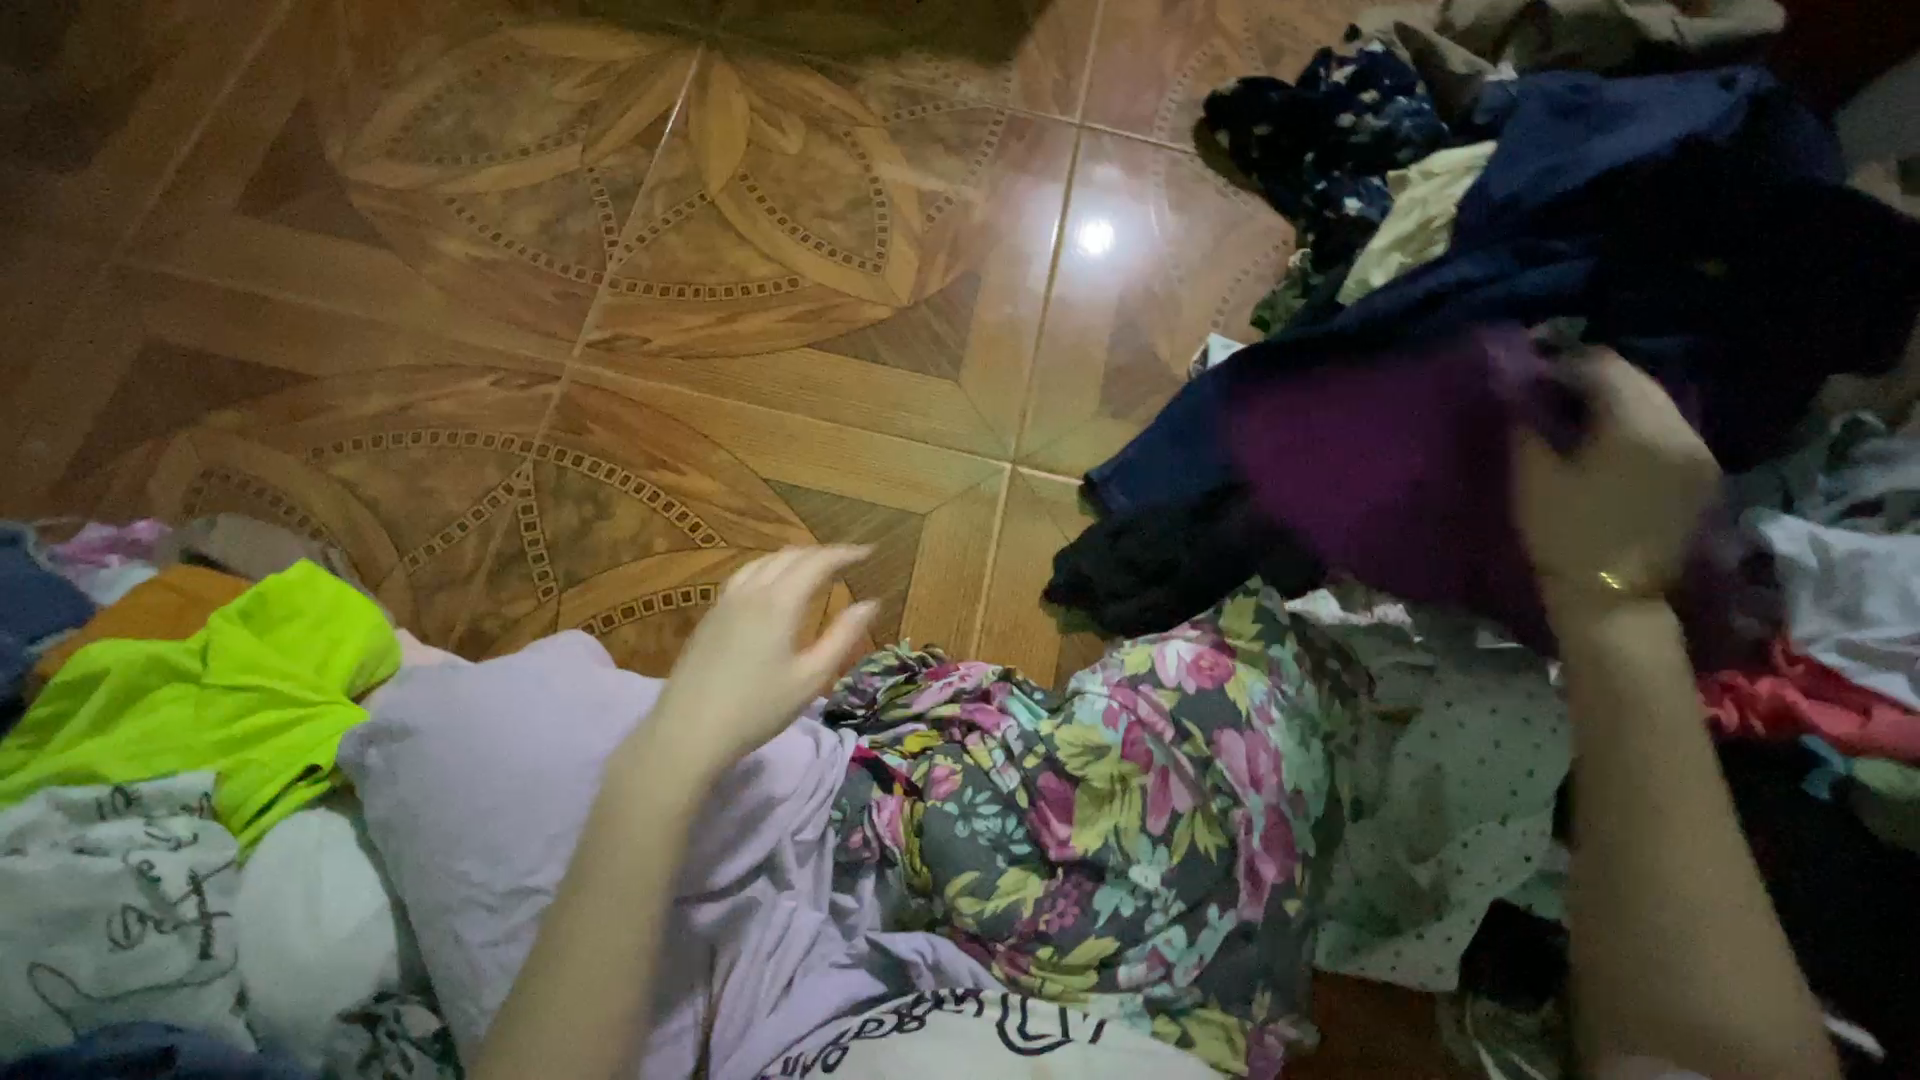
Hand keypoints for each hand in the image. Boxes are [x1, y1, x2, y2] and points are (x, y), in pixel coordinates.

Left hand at [634, 546, 876, 775]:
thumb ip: (843, 636)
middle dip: (822, 553)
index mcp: (779, 603)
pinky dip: (768, 569)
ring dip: (793, 557)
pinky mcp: (710, 616)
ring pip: (763, 561)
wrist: (689, 731)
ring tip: (813, 568)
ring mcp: (725, 601)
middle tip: (847, 561)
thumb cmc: (758, 708)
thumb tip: (870, 603)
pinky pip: (744, 575)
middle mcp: (751, 592)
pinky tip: (772, 586)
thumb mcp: (811, 677)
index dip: (845, 554)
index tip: (869, 552)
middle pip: (789, 556)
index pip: (817, 562)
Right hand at [1513, 349, 1719, 618]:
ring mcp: (1698, 453)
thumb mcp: (1533, 476)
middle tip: (1550, 390)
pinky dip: (1636, 423)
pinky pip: (1668, 429)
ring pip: (1657, 403)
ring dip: (1616, 400)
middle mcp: (1681, 430)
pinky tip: (1606, 441)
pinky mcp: (1701, 474)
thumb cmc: (1563, 535)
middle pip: (1638, 380)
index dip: (1564, 363)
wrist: (1612, 598)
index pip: (1604, 367)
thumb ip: (1528, 423)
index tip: (1531, 375)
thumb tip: (1521, 391)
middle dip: (1592, 378)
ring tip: (1575, 415)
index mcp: (1639, 428)